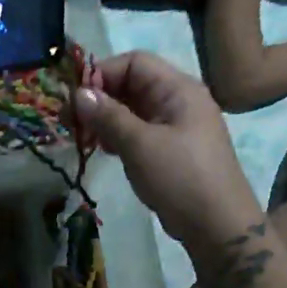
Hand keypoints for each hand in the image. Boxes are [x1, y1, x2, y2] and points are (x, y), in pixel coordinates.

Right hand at [74, 51, 263, 254]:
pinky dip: (119, 136)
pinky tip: (104, 150)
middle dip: (100, 99)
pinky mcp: (171, 150)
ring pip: (134, 110)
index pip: (135, 63)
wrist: (216, 224)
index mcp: (178, 89)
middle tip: (70, 122)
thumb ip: (108, 117)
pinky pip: (140, 132)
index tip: (75, 100)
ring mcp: (176, 127)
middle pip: (132, 85)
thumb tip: (78, 95)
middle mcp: (179, 101)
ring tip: (83, 138)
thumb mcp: (139, 145)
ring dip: (106, 119)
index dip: (102, 74)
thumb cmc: (180, 177)